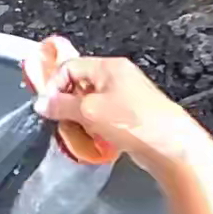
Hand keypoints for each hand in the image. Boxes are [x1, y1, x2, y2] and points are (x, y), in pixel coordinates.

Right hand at [29, 43, 211, 176]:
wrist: (170, 147)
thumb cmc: (136, 123)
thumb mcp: (88, 111)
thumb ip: (60, 105)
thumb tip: (42, 103)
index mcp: (108, 67)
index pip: (68, 66)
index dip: (53, 85)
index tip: (47, 105)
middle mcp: (117, 77)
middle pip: (77, 84)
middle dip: (66, 103)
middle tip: (61, 119)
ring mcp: (124, 96)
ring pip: (87, 102)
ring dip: (78, 117)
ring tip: (80, 131)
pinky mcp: (129, 114)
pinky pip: (100, 116)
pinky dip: (92, 126)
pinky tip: (94, 138)